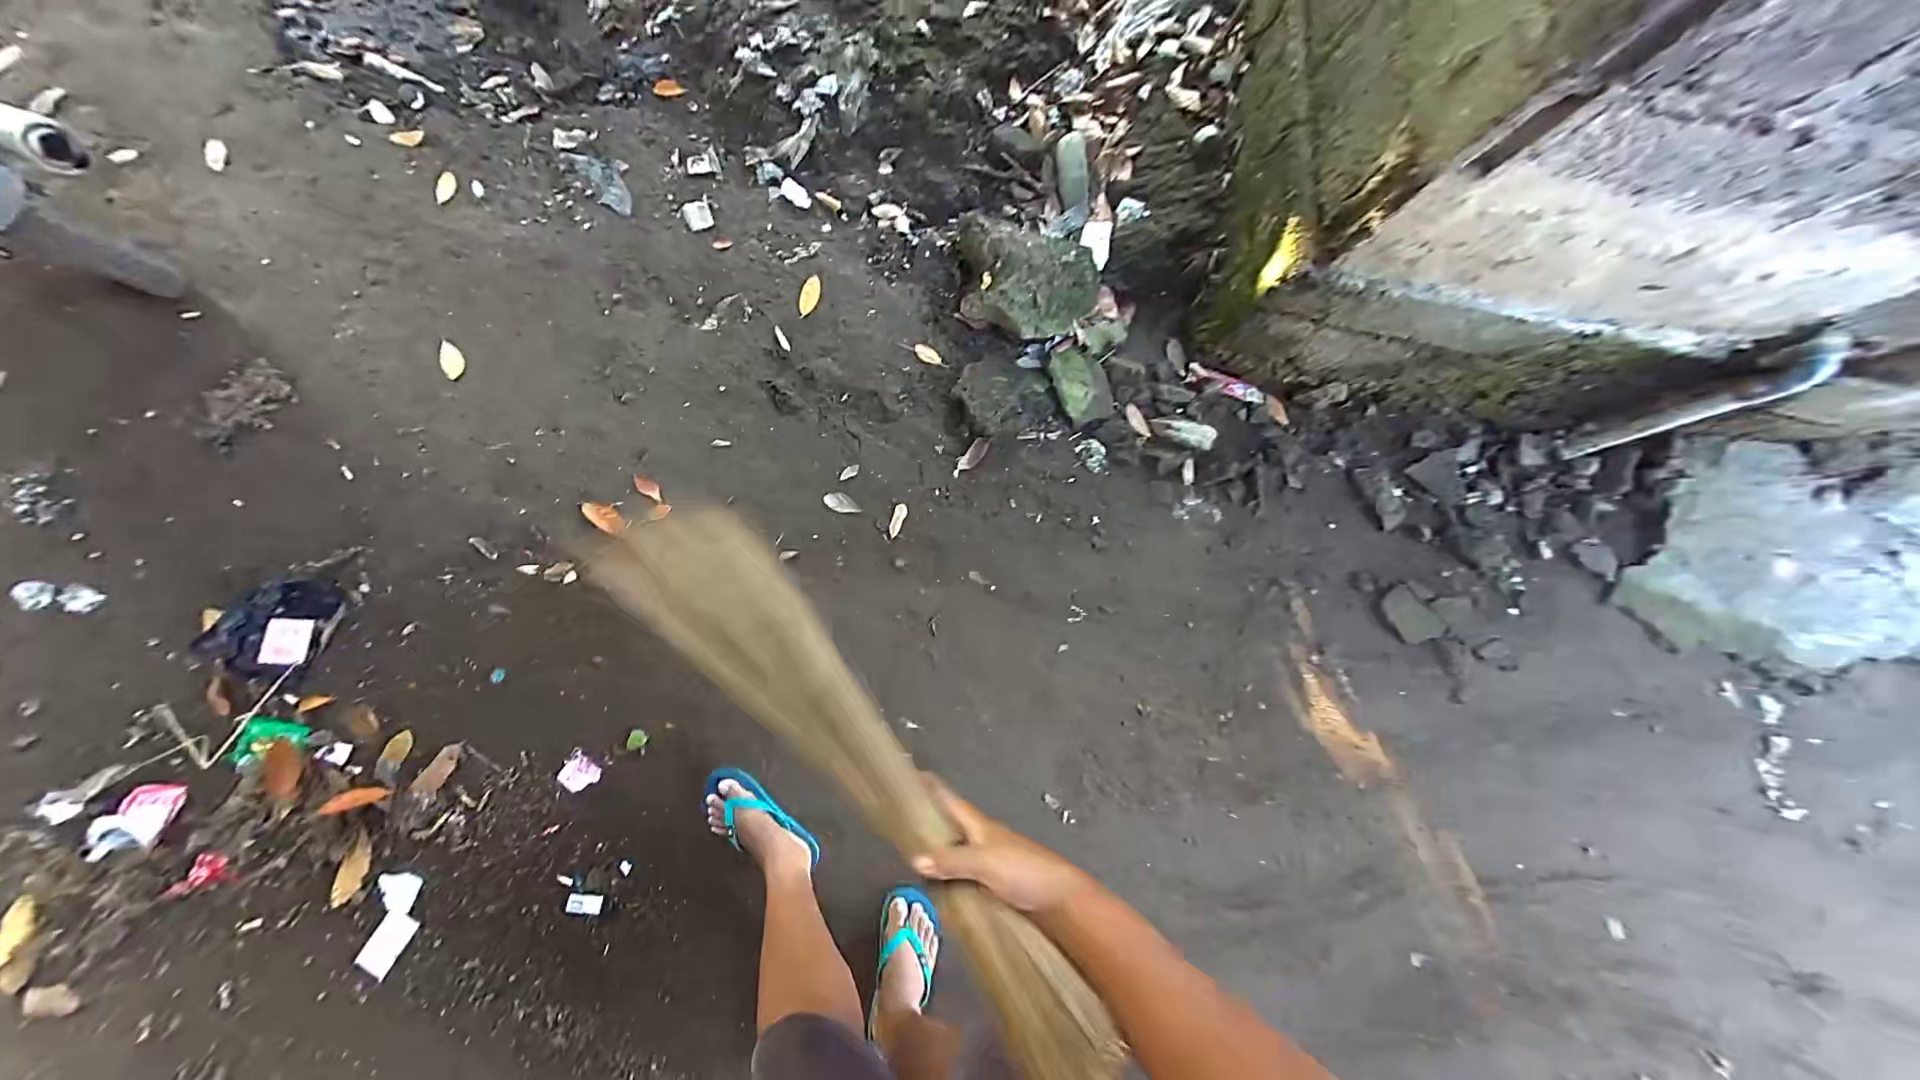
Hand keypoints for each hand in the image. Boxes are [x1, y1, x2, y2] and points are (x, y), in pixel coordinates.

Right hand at [912, 774, 1091, 913]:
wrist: (1060, 898)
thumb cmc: (1025, 870)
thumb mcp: (985, 862)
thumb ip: (952, 861)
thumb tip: (916, 859)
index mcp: (979, 825)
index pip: (949, 799)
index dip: (931, 786)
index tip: (909, 777)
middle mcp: (981, 838)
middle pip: (949, 825)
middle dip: (927, 822)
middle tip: (901, 826)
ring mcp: (988, 860)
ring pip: (955, 850)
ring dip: (936, 853)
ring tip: (911, 859)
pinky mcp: (993, 882)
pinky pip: (962, 874)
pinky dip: (948, 876)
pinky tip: (937, 888)